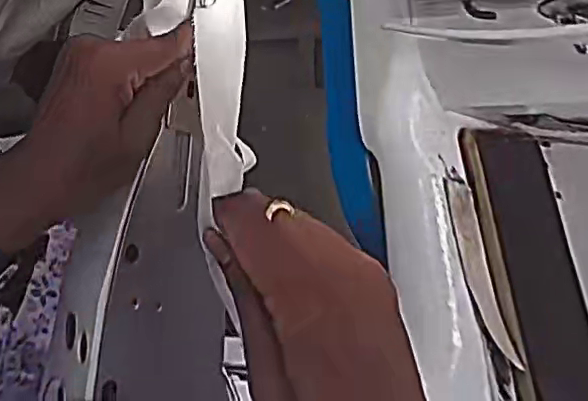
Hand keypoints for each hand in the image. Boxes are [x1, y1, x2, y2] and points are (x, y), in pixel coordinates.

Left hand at [0, 23, 192, 249]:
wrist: (35, 180)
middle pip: (146, 48)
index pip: (162, 44)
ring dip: (141, 74)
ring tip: (134, 113)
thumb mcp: (136, 139)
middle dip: (162, 69)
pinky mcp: (73, 61)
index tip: (200, 46)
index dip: (187, 48)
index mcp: (107, 63)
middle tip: (167, 99)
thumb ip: (163, 94)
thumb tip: (180, 68)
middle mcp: (89, 49)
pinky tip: (119, 107)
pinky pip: (112, 59)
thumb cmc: (74, 170)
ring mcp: (77, 53)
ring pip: (130, 53)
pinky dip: (123, 76)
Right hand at [205, 189, 425, 400]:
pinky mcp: (376, 279)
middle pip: (280, 213)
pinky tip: (286, 274)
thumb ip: (242, 300)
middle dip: (249, 222)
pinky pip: (326, 238)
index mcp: (309, 297)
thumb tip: (222, 249)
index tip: (211, 221)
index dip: (226, 214)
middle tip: (224, 242)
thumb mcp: (266, 375)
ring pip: (302, 218)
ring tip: (253, 263)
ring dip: (274, 232)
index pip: (257, 218)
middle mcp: (344, 273)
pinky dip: (300, 244)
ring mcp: (365, 273)